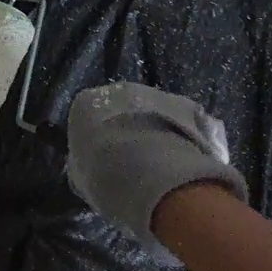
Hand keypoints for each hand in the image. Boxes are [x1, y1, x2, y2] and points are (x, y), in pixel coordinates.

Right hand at [65, 83, 247, 260]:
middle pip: (122, 110)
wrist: (154, 176)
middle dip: (129, 131)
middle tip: (135, 164)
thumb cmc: (107, 179)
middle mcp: (118, 90)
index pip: (88, 118)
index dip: (98, 141)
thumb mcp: (84, 180)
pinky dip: (184, 136)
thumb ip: (85, 167)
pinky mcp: (188, 105)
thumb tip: (91, 169)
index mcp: (86, 104)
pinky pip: (183, 121)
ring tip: (164, 166)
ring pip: (154, 112)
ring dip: (157, 132)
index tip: (105, 162)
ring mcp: (155, 94)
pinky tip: (185, 162)